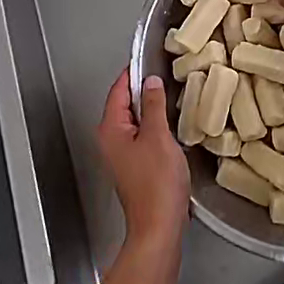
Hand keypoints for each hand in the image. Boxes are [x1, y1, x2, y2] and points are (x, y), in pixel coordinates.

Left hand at [98, 69, 189, 248]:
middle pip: (125, 103)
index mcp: (110, 129)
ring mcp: (122, 154)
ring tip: (173, 93)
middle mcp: (111, 139)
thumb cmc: (157, 183)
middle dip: (144, 88)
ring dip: (152, 107)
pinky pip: (143, 134)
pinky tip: (173, 122)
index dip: (134, 72)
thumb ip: (153, 105)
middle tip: (167, 72)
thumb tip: (152, 82)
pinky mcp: (136, 165)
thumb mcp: (158, 136)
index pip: (118, 89)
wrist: (159, 227)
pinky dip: (156, 124)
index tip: (149, 56)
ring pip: (136, 119)